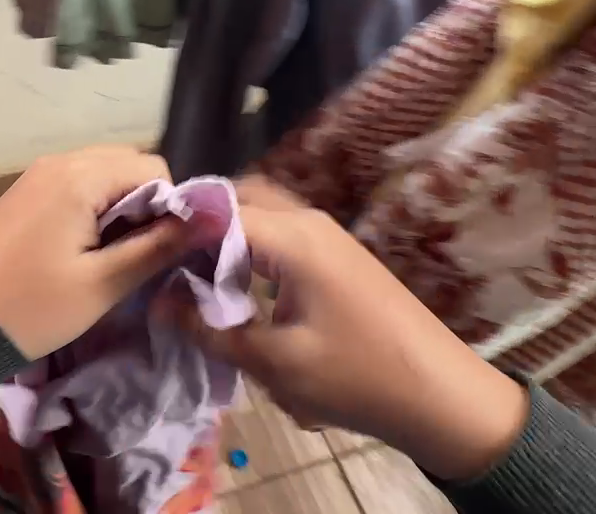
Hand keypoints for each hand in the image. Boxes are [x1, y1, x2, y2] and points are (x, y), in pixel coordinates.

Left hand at [0, 145, 190, 358]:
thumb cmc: (33, 307)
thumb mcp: (102, 284)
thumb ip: (157, 246)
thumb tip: (212, 217)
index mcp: (81, 176)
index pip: (153, 167)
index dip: (170, 205)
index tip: (162, 249)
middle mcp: (61, 161)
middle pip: (128, 163)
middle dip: (146, 203)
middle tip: (136, 254)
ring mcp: (40, 172)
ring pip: (104, 172)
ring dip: (120, 205)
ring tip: (111, 255)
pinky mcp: (28, 188)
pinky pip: (78, 182)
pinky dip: (94, 205)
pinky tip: (85, 246)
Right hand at [167, 177, 529, 481]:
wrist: (446, 398)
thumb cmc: (358, 377)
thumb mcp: (276, 363)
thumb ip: (210, 330)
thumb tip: (158, 303)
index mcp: (292, 237)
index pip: (216, 212)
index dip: (178, 231)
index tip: (149, 257)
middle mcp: (307, 219)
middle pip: (238, 197)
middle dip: (202, 224)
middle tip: (173, 261)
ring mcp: (326, 232)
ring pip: (261, 210)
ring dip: (229, 232)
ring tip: (201, 273)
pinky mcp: (336, 251)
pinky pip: (281, 229)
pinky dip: (253, 243)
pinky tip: (243, 283)